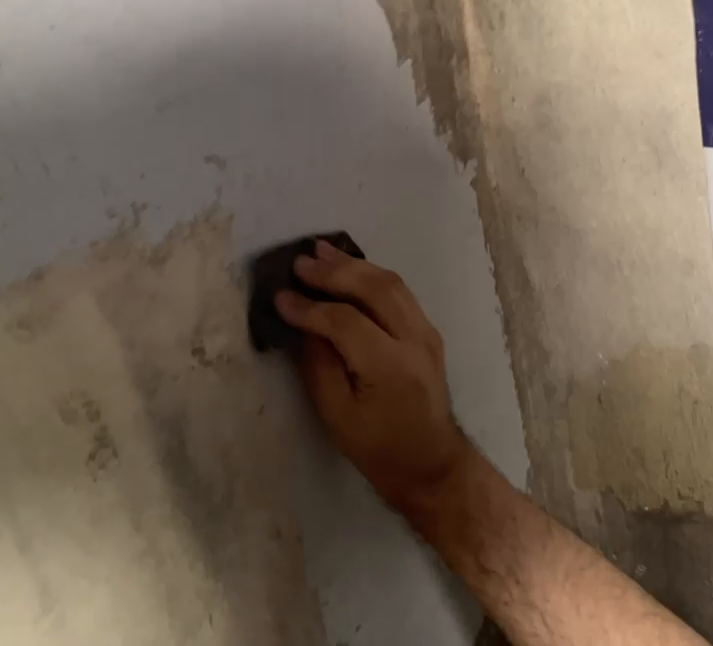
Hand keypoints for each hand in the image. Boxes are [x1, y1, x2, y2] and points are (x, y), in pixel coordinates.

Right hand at [277, 241, 472, 512]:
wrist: (430, 460)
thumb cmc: (377, 447)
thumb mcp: (336, 415)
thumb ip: (319, 365)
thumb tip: (304, 323)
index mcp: (390, 367)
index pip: (347, 321)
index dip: (311, 307)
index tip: (281, 297)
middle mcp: (415, 340)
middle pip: (375, 289)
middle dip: (336, 271)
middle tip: (301, 261)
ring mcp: (427, 331)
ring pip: (392, 283)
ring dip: (356, 265)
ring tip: (321, 252)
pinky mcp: (428, 330)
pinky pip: (400, 292)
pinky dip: (373, 276)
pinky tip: (351, 269)